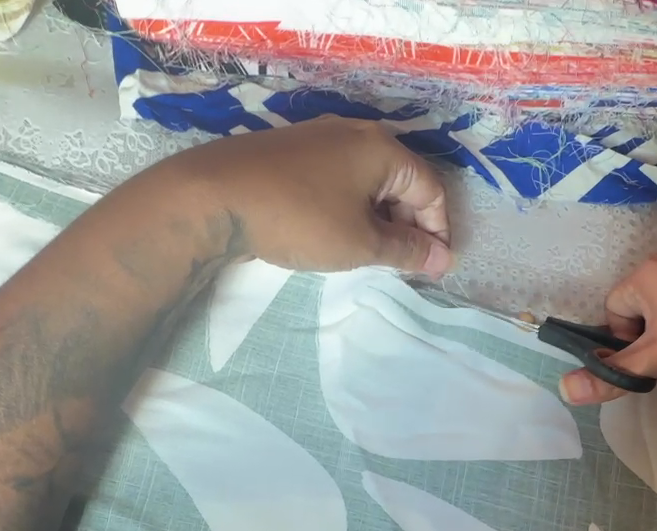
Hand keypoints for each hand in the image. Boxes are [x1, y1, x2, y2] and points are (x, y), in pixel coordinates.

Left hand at [151, 118, 452, 277]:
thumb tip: (442, 260)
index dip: (438, 233)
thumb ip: (408, 252)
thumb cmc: (301, 220)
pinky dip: (356, 209)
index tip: (432, 269)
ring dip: (383, 221)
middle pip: (404, 184)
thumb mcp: (363, 244)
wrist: (214, 197)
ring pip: (373, 184)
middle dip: (411, 227)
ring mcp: (323, 139)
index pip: (431, 191)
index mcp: (382, 149)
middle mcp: (356, 134)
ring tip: (374, 256)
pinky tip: (342, 235)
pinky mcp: (297, 152)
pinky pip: (345, 180)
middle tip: (404, 266)